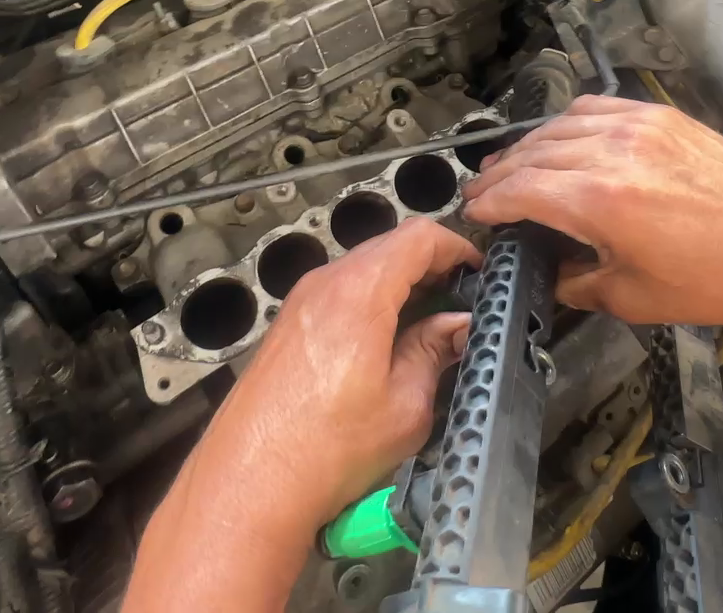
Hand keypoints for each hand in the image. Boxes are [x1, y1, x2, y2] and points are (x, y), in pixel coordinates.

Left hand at [188, 217, 480, 526]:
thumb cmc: (324, 450)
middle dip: (430, 264)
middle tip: (458, 297)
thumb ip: (435, 352)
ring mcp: (302, 300)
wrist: (247, 483)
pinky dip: (371, 297)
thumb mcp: (405, 405)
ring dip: (400, 281)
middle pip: (390, 245)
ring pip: (363, 266)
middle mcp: (326, 282)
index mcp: (360, 292)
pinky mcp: (288, 322)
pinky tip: (385, 337)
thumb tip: (457, 326)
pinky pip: (339, 289)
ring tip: (427, 320)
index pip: (418, 237)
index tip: (475, 270)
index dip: (455, 247)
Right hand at [462, 95, 722, 326]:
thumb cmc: (718, 277)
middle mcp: (613, 151)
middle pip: (532, 153)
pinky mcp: (659, 116)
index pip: (520, 189)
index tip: (474, 211)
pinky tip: (558, 135)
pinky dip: (566, 122)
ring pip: (559, 126)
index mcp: (601, 199)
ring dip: (527, 146)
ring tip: (509, 164)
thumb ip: (577, 283)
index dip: (489, 201)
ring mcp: (637, 126)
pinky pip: (596, 107)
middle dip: (499, 173)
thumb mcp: (635, 297)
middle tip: (481, 190)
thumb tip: (550, 274)